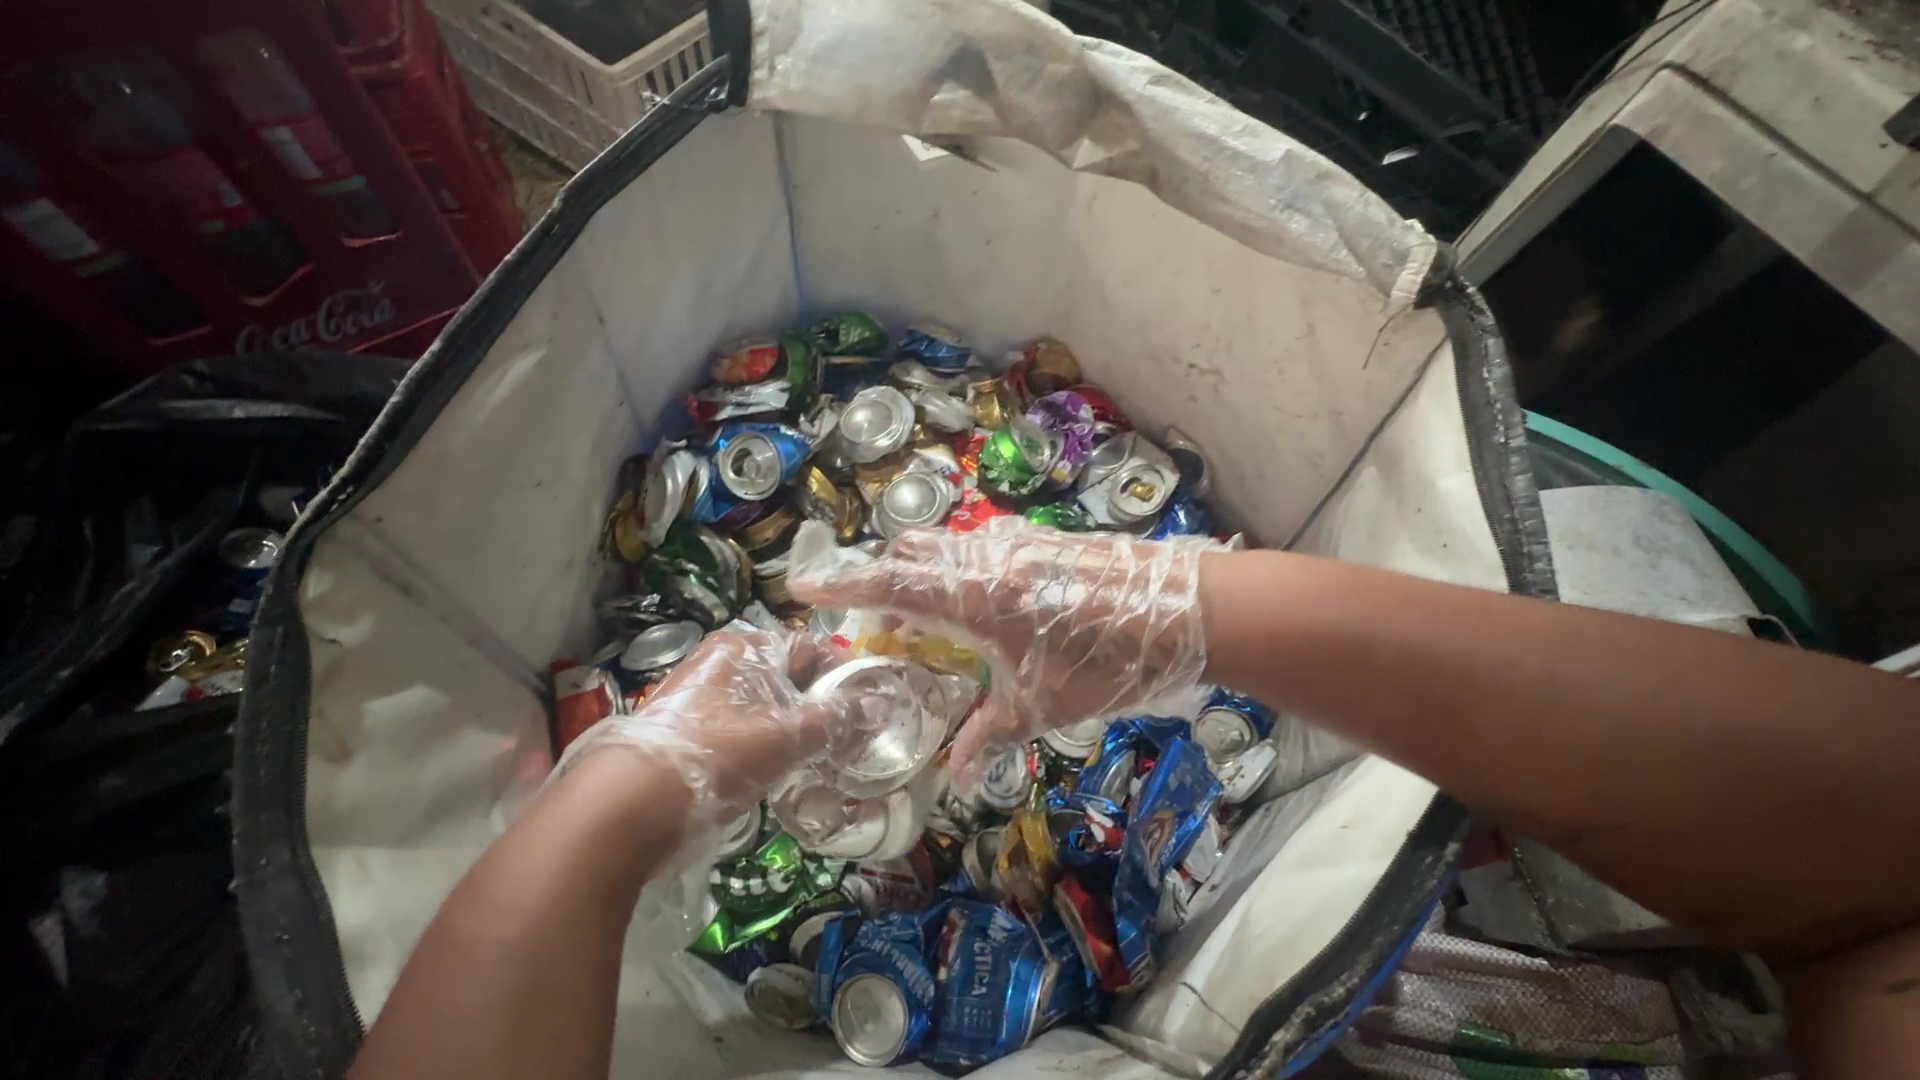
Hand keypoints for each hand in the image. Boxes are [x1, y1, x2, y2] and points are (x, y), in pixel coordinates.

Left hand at [552, 625, 878, 855]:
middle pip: (787, 678)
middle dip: (819, 707)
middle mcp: (719, 664)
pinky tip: (779, 774)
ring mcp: (701, 701)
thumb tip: (879, 706)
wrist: (625, 811)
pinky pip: (743, 733)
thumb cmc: (712, 757)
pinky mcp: (689, 736)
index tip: (868, 706)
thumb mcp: (783, 736)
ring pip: (765, 708)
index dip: (842, 674)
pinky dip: (766, 748)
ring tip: (820, 760)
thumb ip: (834, 720)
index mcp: (742, 648)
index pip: (810, 647)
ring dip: (794, 731)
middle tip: (849, 739)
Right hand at [787, 519, 1224, 789]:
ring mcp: (1020, 543)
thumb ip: (991, 734)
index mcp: (977, 597)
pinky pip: (986, 545)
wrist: (1187, 610)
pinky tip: (990, 601)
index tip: (802, 585)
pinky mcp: (1047, 540)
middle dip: (885, 579)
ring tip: (933, 616)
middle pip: (914, 553)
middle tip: (882, 622)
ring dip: (927, 572)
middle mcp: (990, 559)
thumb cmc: (1111, 661)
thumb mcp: (1046, 705)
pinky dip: (965, 566)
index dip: (843, 584)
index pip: (892, 585)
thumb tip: (957, 776)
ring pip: (951, 545)